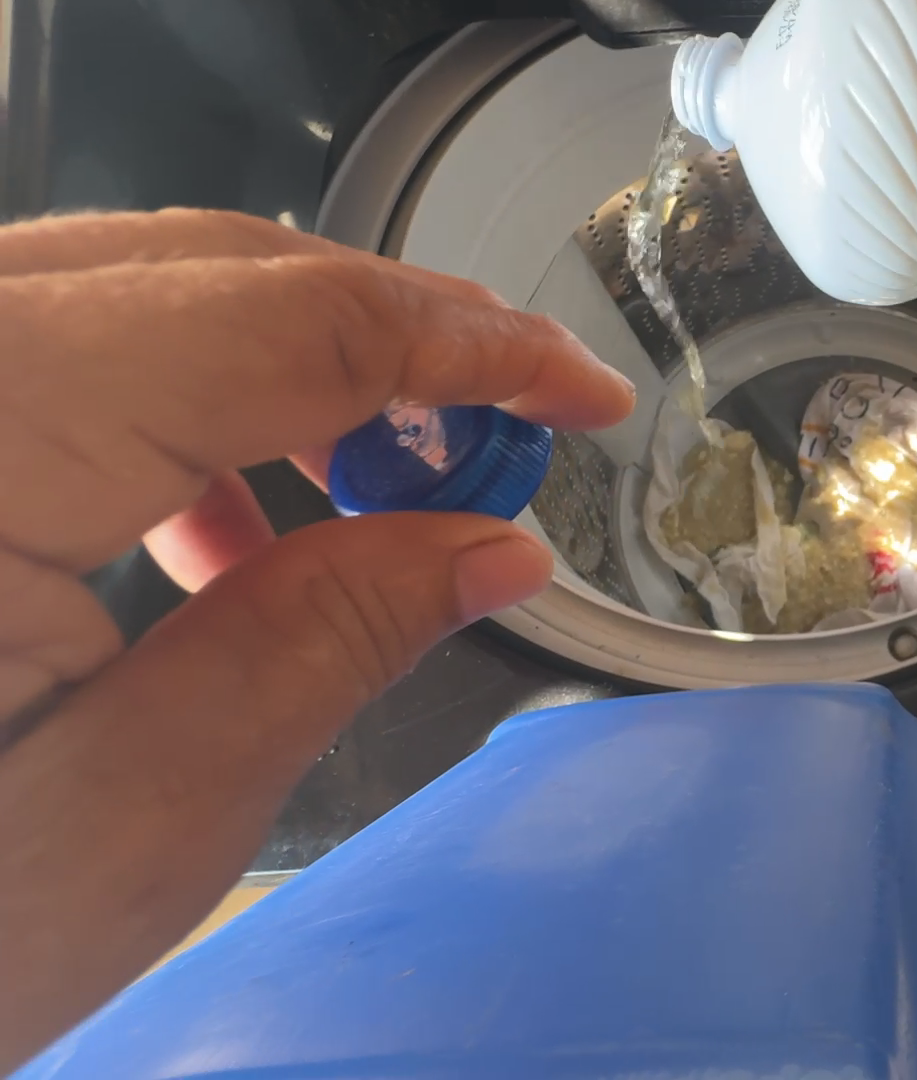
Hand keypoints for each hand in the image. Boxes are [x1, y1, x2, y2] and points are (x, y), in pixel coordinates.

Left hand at [0, 209, 633, 1068]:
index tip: (588, 392)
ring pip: (150, 293)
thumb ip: (331, 642)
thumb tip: (500, 551)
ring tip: (412, 480)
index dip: (482, 347)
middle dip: (419, 339)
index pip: (293, 326)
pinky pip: (67, 349)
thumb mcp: (126, 821)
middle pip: (221, 272)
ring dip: (327, 372)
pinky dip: (210, 409)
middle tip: (531, 417)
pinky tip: (245, 519)